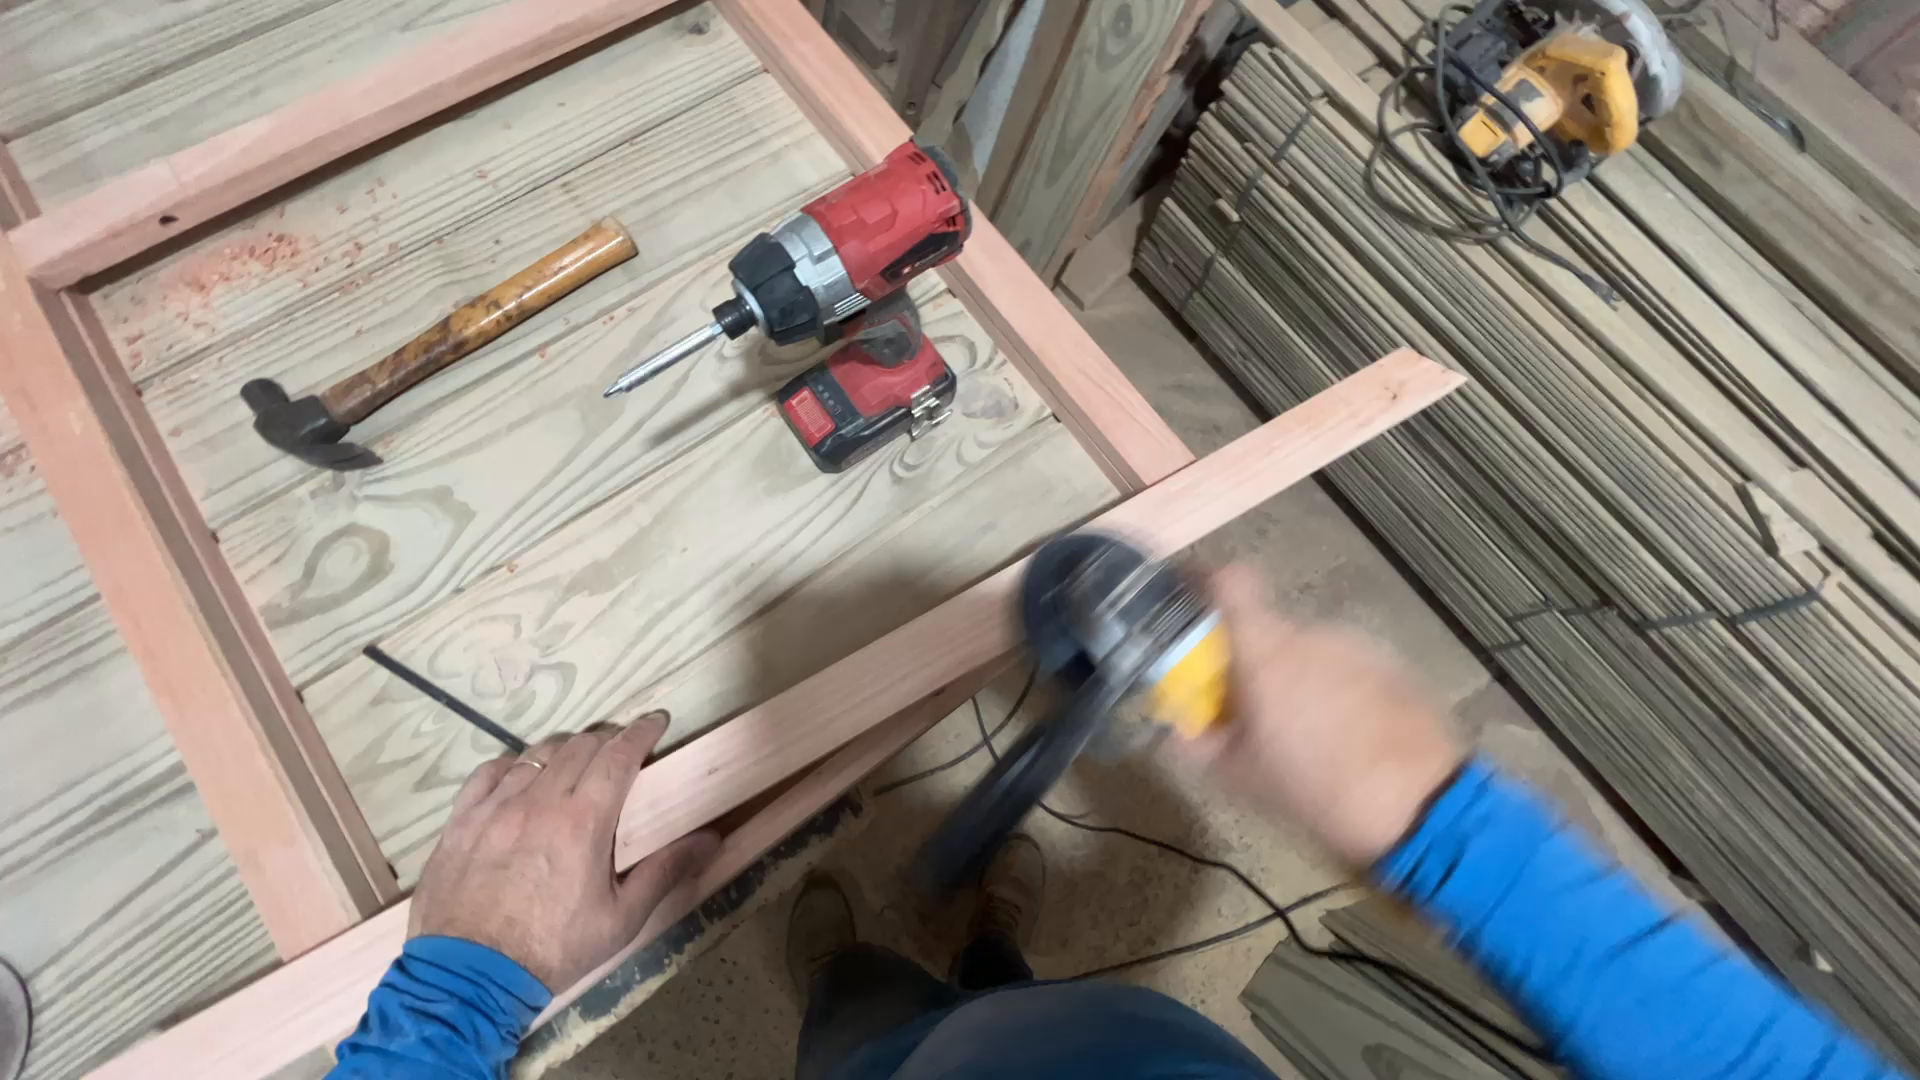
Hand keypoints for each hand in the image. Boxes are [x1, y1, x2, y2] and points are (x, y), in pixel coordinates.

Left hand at [409, 713, 720, 990]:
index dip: (642, 731)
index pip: (619, 754)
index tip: (657, 721)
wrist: (464, 985)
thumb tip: (712, 838)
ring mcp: (495, 808)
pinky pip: (491, 771)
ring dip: (566, 749)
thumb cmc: (551, 950)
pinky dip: (515, 764)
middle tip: (622, 750)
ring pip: (538, 752)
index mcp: (583, 821)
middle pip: (581, 745)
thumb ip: (665, 872)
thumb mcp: (620, 920)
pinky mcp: (461, 821)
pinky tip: (523, 777)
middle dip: (609, 738)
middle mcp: (540, 802)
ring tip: (577, 762)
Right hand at [1180, 564, 1466, 865]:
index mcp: (1265, 649)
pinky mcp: (1393, 665)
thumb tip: (1170, 728)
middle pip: (1263, 625)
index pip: (1228, 580)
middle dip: (1247, 656)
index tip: (1188, 601)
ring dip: (1291, 673)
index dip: (1203, 580)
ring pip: (1304, 647)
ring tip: (1300, 725)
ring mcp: (1357, 645)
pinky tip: (1343, 731)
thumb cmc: (1317, 790)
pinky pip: (1342, 662)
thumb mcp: (1238, 778)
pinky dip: (1330, 685)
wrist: (1427, 813)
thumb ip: (1193, 745)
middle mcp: (1310, 632)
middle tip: (1245, 702)